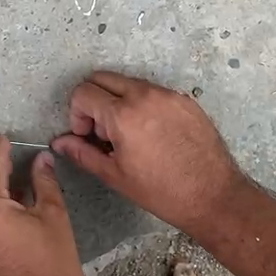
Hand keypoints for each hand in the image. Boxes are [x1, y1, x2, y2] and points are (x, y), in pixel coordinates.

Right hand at [50, 71, 252, 232]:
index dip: (77, 113)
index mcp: (122, 114)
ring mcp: (167, 94)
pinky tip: (152, 133)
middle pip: (101, 78)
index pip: (83, 92)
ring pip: (127, 82)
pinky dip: (142, 104)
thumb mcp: (115, 175)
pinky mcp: (185, 99)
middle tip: (102, 131)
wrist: (215, 197)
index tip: (87, 134)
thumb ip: (82, 153)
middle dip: (93, 100)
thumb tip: (59, 142)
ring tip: (129, 134)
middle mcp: (143, 95)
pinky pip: (152, 91)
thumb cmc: (162, 191)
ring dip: (117, 100)